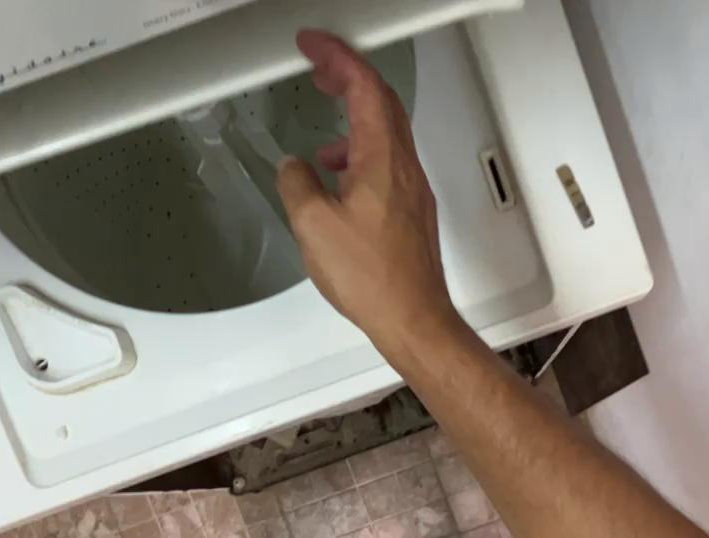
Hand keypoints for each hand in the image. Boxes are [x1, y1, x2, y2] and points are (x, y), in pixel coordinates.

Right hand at [277, 30, 462, 351]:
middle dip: (350, 80)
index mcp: (382, 159)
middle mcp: (406, 170)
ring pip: (389, 139)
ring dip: (356, 127)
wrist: (413, 319)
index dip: (338, 57)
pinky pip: (391, 171)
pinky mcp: (415, 218)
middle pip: (383, 104)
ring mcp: (415, 194)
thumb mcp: (313, 225)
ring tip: (325, 146)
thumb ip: (297, 183)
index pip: (365, 85)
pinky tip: (345, 188)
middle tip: (323, 73)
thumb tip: (293, 168)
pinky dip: (365, 161)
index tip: (315, 47)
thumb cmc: (374, 279)